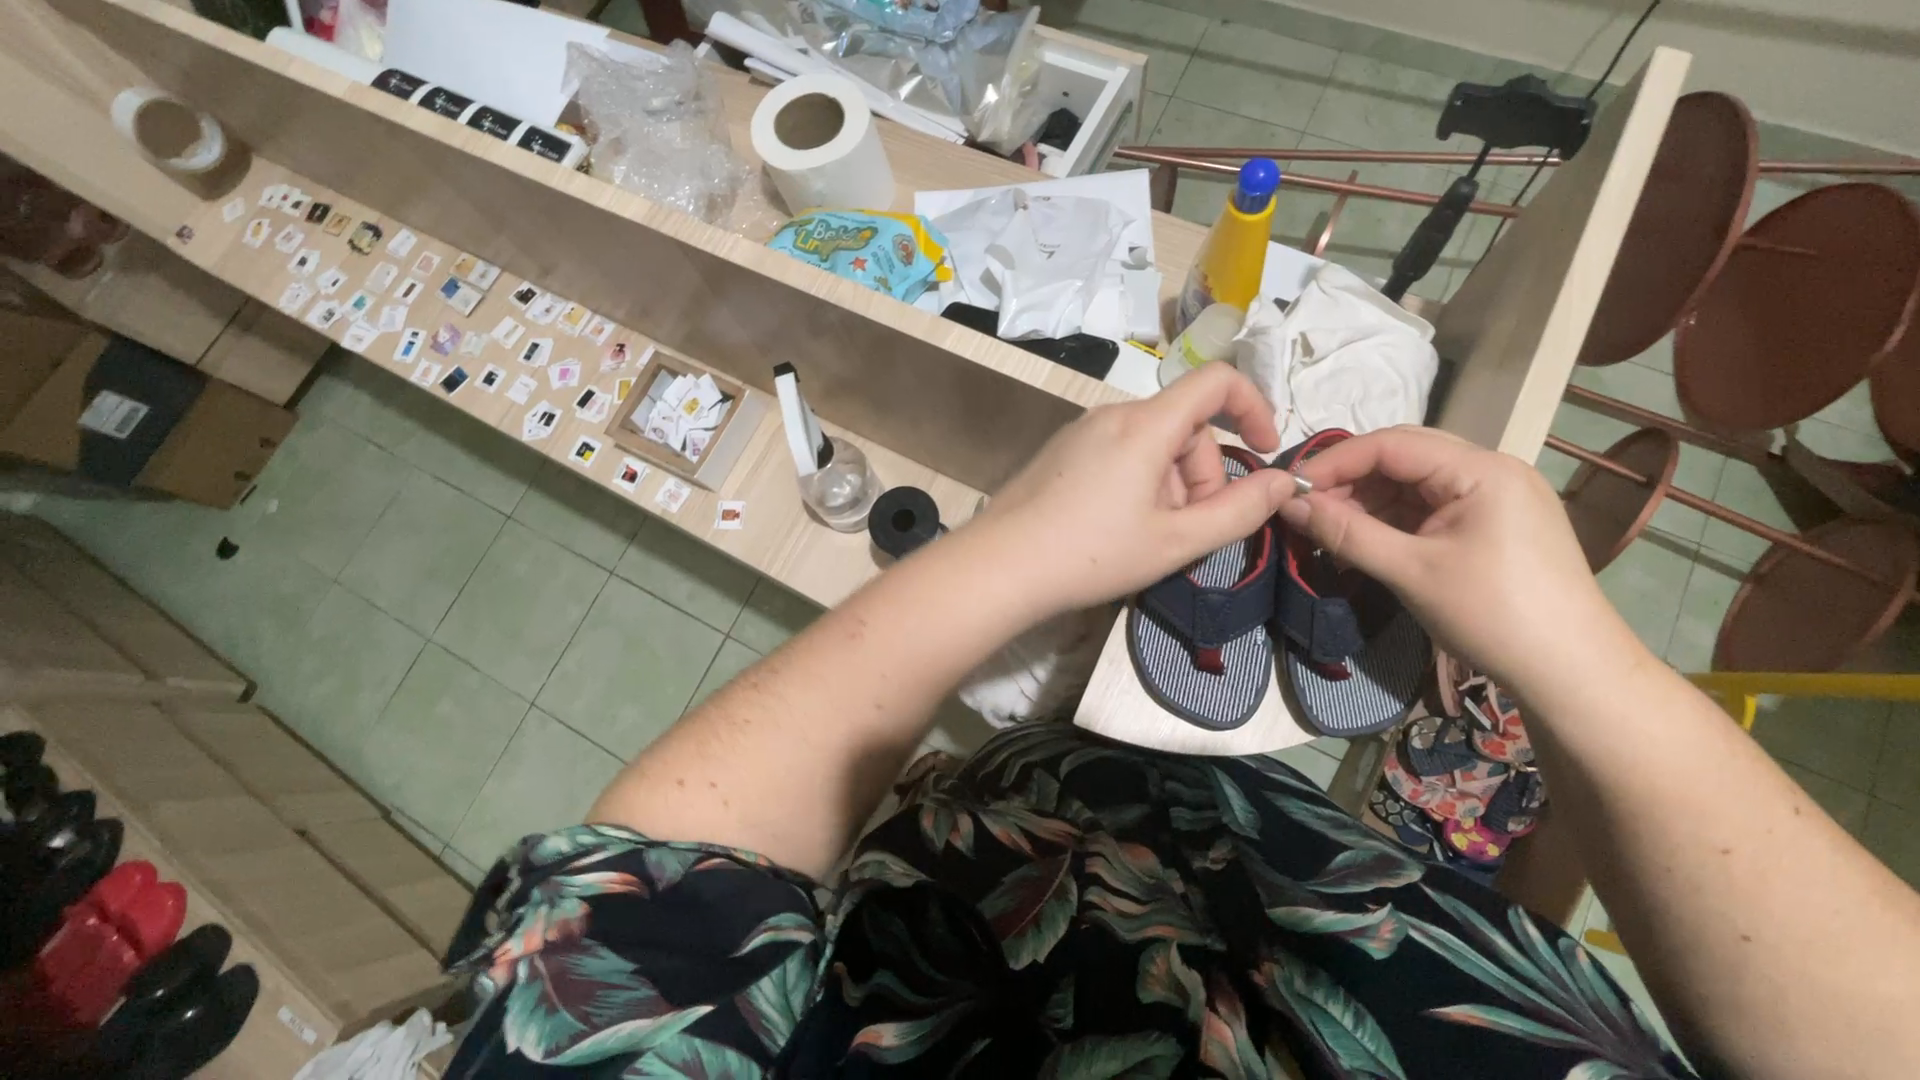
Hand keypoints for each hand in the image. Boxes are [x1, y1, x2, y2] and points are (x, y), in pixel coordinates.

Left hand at [967, 362, 1303, 617]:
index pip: (1216, 380)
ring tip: (1150, 536)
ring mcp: (1081, 431)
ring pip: (1151, 443)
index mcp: (1145, 425)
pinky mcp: (1061, 452)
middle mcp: (1112, 414)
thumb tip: (1281, 481)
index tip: (1264, 451)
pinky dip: (1138, 482)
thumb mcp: (1176, 541)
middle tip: (1189, 528)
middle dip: (1202, 473)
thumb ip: (1238, 511)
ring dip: (1170, 483)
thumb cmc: (1092, 555)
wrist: (1000, 567)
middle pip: (1184, 424)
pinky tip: (1117, 528)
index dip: (1254, 407)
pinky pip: (1119, 453)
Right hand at [1277, 426, 1634, 691]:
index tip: (1290, 488)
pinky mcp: (1493, 524)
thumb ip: (1346, 532)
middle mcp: (1491, 471)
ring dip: (1367, 503)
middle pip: (1403, 457)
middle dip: (1349, 480)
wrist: (1571, 670)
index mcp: (1481, 470)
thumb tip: (1288, 504)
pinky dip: (1392, 522)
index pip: (1392, 444)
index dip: (1335, 462)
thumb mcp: (1410, 571)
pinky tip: (1362, 544)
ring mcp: (1495, 497)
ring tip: (1327, 532)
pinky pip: (1430, 508)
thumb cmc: (1492, 615)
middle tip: (1305, 510)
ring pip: (1413, 483)